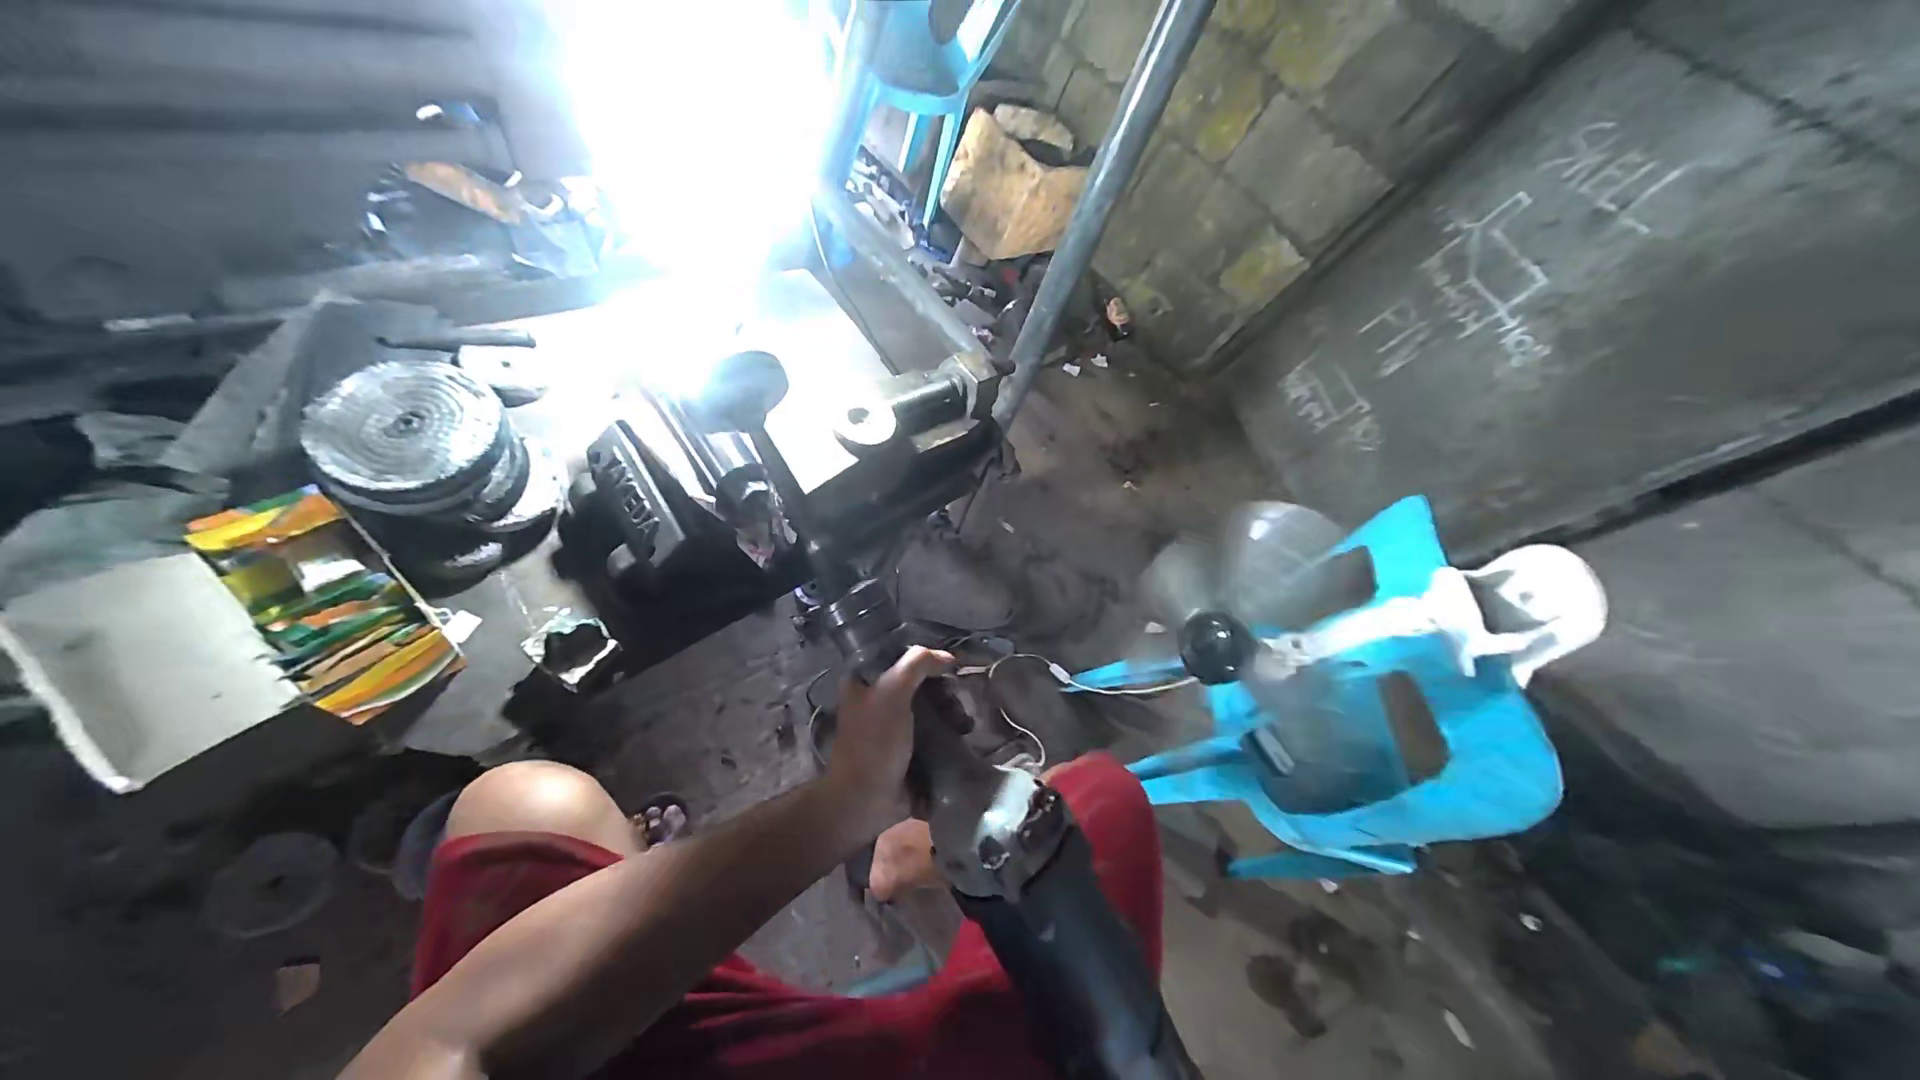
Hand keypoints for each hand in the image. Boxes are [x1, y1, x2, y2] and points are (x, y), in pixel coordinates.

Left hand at [824, 647, 951, 837]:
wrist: (866, 802)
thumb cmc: (875, 743)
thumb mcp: (891, 693)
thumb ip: (917, 665)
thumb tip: (950, 657)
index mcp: (863, 683)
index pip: (899, 658)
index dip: (926, 660)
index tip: (951, 667)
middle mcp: (876, 702)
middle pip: (919, 685)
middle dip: (944, 692)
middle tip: (958, 704)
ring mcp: (892, 729)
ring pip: (929, 709)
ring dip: (951, 714)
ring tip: (964, 726)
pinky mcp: (907, 752)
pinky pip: (933, 734)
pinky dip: (950, 733)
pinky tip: (964, 736)